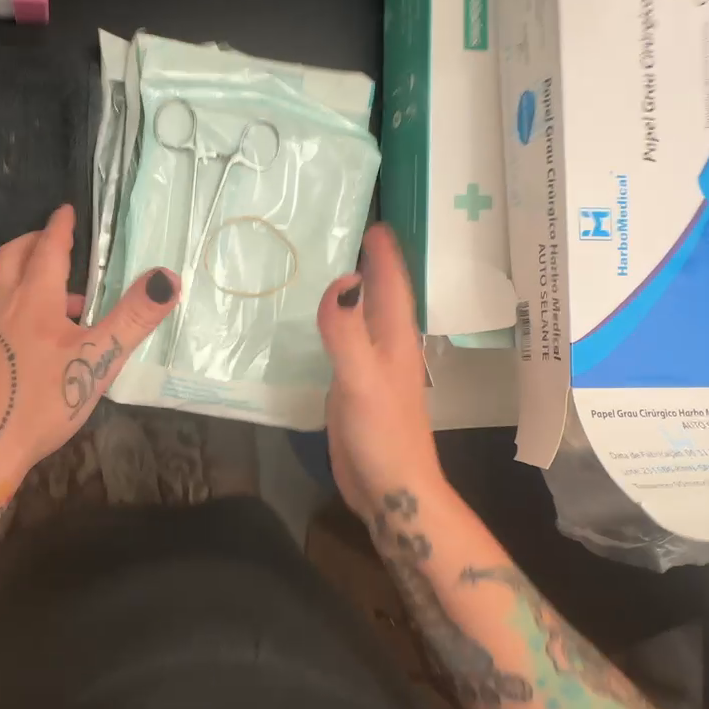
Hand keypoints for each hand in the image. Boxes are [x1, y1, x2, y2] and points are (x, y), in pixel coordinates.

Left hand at [0, 204, 179, 490]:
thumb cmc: (41, 402)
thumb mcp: (98, 361)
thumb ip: (132, 319)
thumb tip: (168, 277)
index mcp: (35, 300)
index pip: (49, 250)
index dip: (60, 227)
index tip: (66, 209)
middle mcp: (5, 308)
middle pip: (12, 258)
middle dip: (34, 241)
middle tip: (55, 238)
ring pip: (4, 288)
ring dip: (28, 276)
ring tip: (65, 297)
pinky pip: (1, 316)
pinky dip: (21, 307)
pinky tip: (42, 341)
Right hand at [317, 223, 444, 511]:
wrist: (390, 490)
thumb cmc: (382, 434)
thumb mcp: (361, 378)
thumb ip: (347, 330)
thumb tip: (343, 278)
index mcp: (394, 338)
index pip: (391, 283)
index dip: (384, 252)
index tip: (371, 218)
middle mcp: (386, 346)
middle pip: (379, 295)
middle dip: (367, 262)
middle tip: (340, 230)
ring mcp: (371, 368)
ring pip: (362, 317)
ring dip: (350, 291)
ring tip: (325, 265)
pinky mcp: (354, 388)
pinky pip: (344, 343)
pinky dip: (333, 324)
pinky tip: (314, 323)